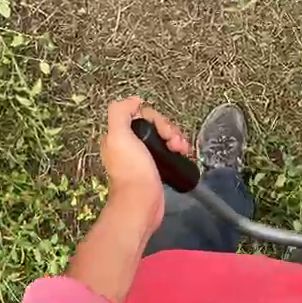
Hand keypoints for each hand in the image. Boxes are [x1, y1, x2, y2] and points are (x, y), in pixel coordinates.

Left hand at [98, 97, 190, 236]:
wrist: (142, 203)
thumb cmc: (132, 170)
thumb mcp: (119, 135)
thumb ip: (120, 112)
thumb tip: (135, 99)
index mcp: (118, 135)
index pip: (142, 115)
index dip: (156, 120)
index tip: (163, 133)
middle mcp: (129, 144)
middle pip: (155, 125)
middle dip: (169, 130)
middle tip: (174, 143)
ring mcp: (143, 157)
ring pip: (163, 137)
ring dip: (176, 139)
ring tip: (182, 149)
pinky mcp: (155, 168)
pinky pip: (168, 150)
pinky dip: (178, 149)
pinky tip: (183, 154)